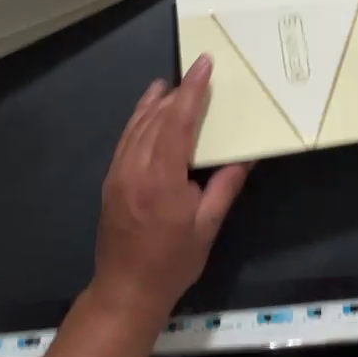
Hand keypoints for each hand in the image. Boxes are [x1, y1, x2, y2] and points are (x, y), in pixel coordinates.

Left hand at [93, 55, 251, 319]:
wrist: (125, 292)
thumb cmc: (172, 261)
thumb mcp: (207, 226)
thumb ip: (225, 185)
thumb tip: (247, 155)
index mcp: (162, 177)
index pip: (178, 121)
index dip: (193, 90)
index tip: (204, 64)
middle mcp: (136, 167)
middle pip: (157, 117)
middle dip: (179, 92)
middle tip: (198, 73)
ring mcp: (118, 172)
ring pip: (138, 124)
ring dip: (156, 102)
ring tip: (173, 84)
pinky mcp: (111, 179)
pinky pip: (126, 138)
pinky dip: (139, 118)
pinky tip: (148, 111)